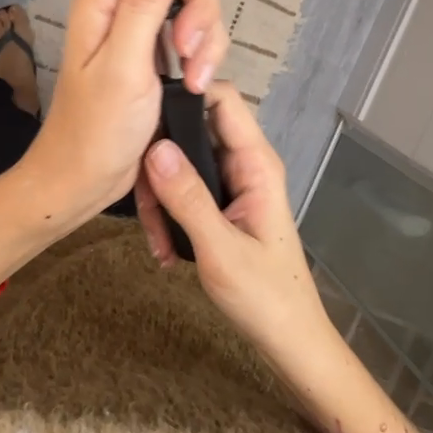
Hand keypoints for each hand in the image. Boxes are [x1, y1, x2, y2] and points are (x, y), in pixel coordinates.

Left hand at [20, 0, 229, 217]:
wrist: (86, 178)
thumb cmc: (95, 127)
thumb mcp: (123, 62)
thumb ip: (143, 0)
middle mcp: (122, 4)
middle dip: (197, 4)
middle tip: (188, 48)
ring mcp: (143, 29)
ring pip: (192, 4)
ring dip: (205, 37)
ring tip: (192, 76)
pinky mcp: (159, 54)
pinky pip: (194, 35)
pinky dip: (203, 56)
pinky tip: (195, 84)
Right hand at [138, 84, 326, 355]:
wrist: (289, 340)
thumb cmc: (265, 297)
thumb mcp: (221, 250)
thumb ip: (188, 198)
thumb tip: (154, 147)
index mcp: (256, 163)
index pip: (222, 99)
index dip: (186, 93)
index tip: (145, 113)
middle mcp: (242, 163)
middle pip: (190, 131)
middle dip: (159, 161)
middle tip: (142, 202)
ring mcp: (229, 183)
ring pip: (180, 164)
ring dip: (160, 198)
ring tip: (157, 241)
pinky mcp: (218, 204)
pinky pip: (183, 191)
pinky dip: (167, 215)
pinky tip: (165, 250)